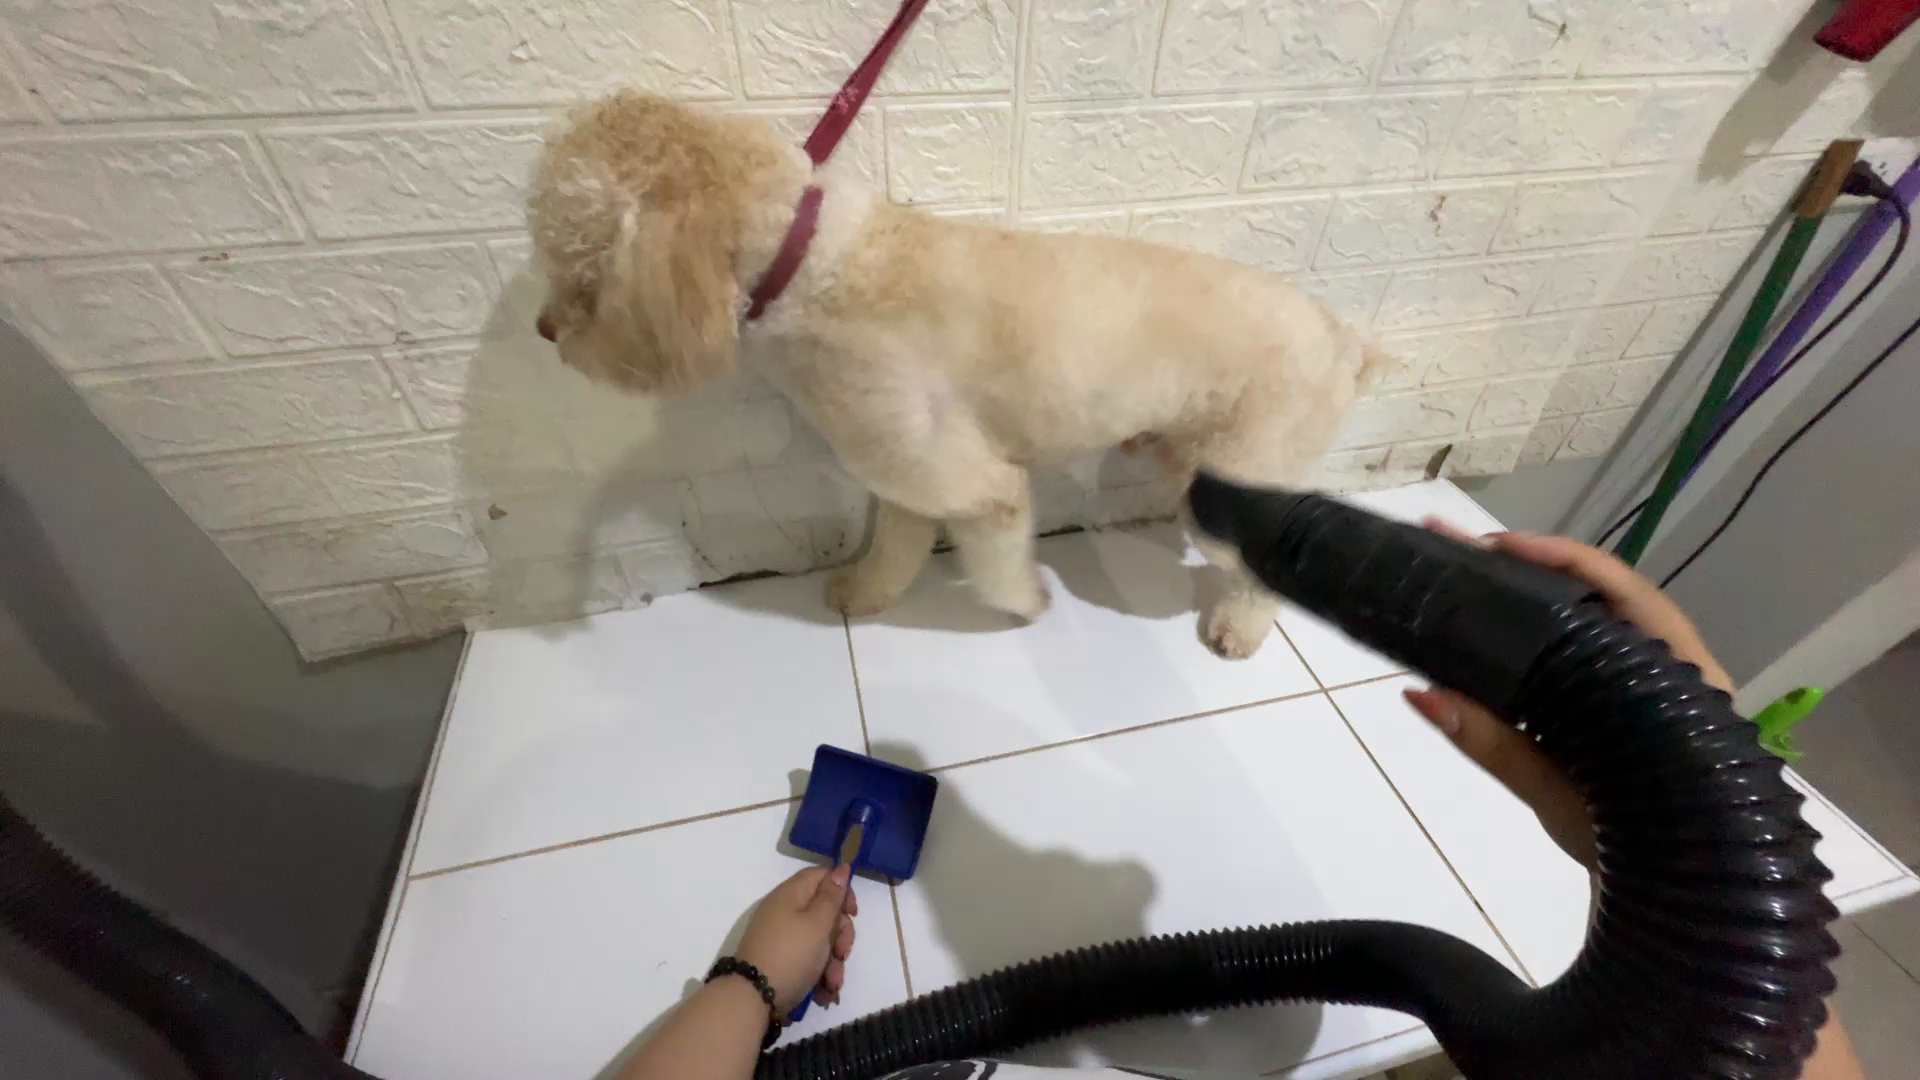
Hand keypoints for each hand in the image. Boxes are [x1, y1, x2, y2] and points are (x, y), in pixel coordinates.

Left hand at [735, 865, 857, 1011]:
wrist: (750, 1002)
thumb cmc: (790, 955)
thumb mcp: (818, 923)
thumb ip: (832, 896)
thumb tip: (841, 868)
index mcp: (791, 894)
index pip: (822, 876)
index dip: (842, 890)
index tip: (854, 913)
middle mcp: (784, 912)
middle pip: (823, 911)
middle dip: (840, 935)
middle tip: (843, 954)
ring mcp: (780, 939)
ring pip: (818, 940)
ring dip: (832, 961)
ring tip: (833, 984)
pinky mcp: (779, 963)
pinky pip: (806, 960)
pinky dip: (818, 974)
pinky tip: (825, 993)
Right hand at [1401, 525, 1734, 870]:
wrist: (1663, 892)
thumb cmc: (1625, 841)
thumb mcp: (1556, 793)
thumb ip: (1492, 743)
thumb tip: (1420, 694)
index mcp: (1673, 682)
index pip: (1620, 592)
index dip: (1557, 559)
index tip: (1491, 546)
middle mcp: (1660, 670)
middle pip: (1589, 593)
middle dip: (1516, 564)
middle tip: (1447, 542)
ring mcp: (1632, 683)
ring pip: (1574, 617)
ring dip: (1513, 592)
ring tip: (1451, 567)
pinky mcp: (1605, 701)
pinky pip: (1563, 647)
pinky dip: (1518, 627)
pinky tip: (1474, 620)